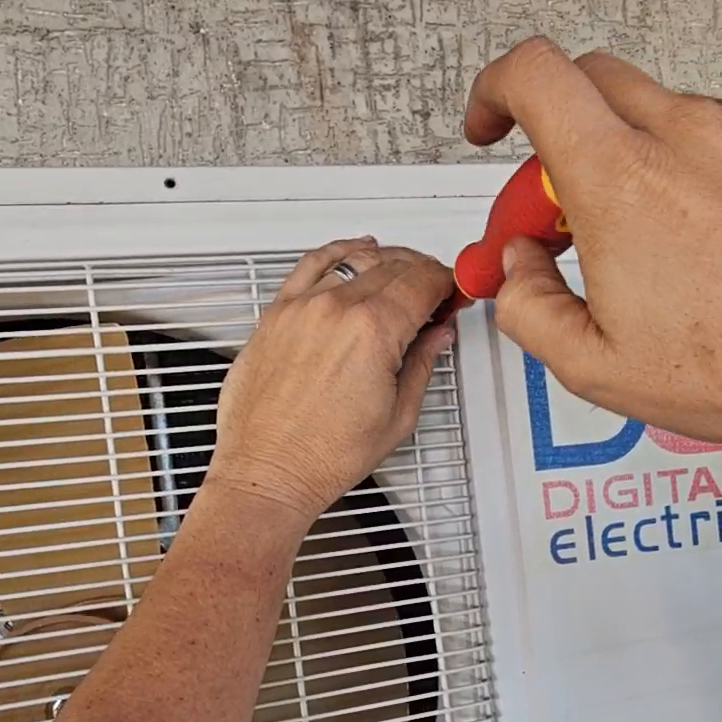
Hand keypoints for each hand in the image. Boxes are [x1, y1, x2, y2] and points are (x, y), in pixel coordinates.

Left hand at [206, 238, 456, 523]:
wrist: (270, 472)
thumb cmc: (323, 457)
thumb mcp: (397, 417)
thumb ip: (423, 365)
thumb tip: (436, 338)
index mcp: (373, 332)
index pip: (423, 283)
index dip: (447, 284)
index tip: (452, 293)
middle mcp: (336, 310)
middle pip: (394, 267)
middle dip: (422, 274)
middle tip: (433, 293)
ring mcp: (302, 308)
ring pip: (356, 262)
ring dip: (387, 262)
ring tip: (401, 273)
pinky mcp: (276, 315)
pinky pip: (310, 265)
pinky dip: (337, 251)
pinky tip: (354, 250)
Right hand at [466, 38, 721, 465]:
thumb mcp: (592, 366)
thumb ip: (525, 306)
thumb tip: (518, 268)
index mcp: (621, 184)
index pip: (535, 76)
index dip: (496, 91)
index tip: (492, 123)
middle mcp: (686, 136)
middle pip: (593, 87)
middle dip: (558, 145)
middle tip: (565, 214)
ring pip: (662, 115)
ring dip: (637, 163)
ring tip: (658, 247)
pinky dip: (704, 168)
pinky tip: (718, 233)